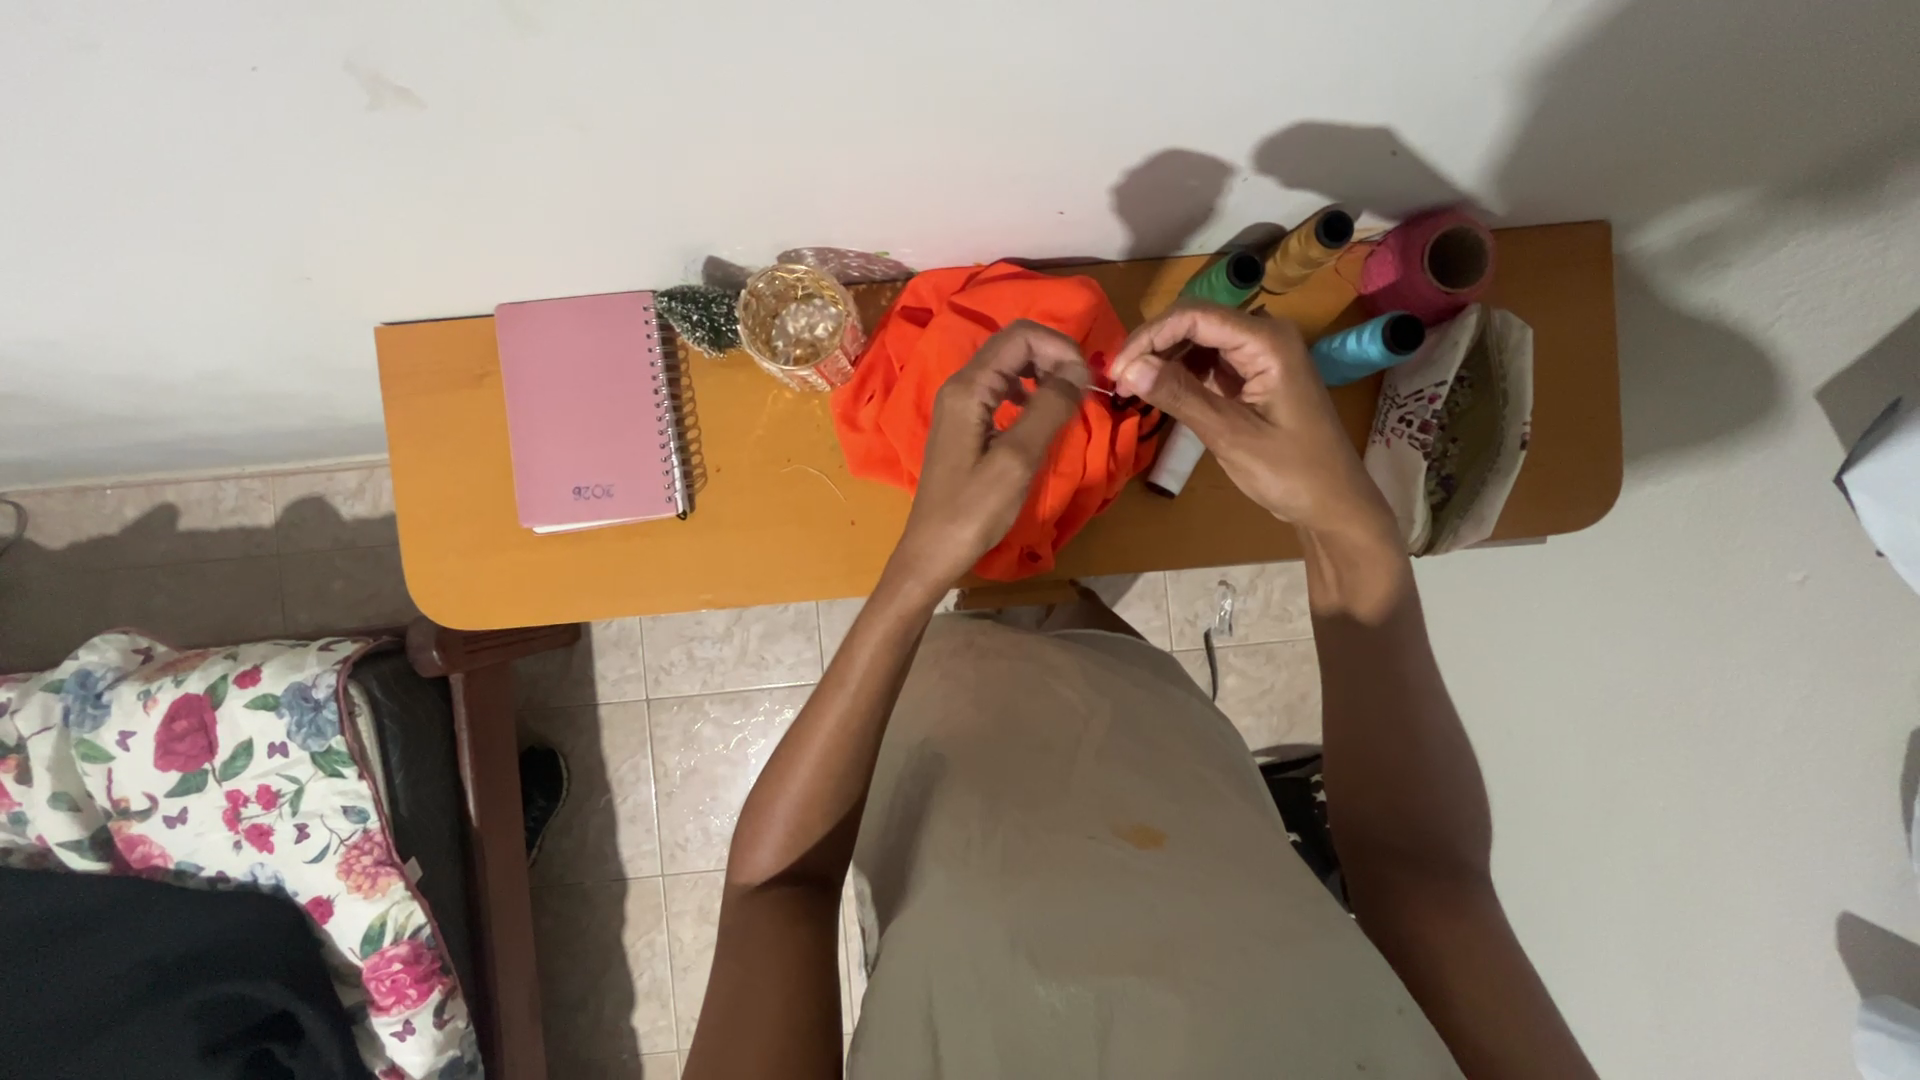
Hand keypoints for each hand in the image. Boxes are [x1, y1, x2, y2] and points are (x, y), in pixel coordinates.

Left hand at [889, 321, 1090, 592]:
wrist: (932, 551)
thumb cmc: (972, 511)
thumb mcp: (1017, 460)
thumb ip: (1049, 409)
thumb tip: (1080, 372)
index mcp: (968, 388)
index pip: (1020, 335)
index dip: (1060, 347)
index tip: (1087, 380)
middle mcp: (960, 386)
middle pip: (1013, 344)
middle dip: (1054, 356)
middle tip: (1083, 389)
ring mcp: (959, 406)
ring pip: (1008, 366)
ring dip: (1043, 373)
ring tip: (1068, 401)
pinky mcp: (964, 425)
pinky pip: (1001, 391)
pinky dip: (1028, 393)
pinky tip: (1041, 417)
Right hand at [1109, 304, 1394, 540]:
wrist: (1332, 501)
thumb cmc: (1290, 471)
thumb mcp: (1230, 435)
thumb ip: (1180, 396)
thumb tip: (1129, 369)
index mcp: (1266, 341)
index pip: (1194, 316)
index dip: (1148, 337)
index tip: (1116, 372)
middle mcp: (1263, 335)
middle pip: (1193, 321)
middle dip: (1151, 345)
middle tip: (1118, 382)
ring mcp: (1259, 354)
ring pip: (1196, 339)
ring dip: (1162, 358)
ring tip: (1132, 388)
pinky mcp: (1253, 374)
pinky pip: (1207, 360)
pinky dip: (1179, 372)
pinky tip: (1158, 391)